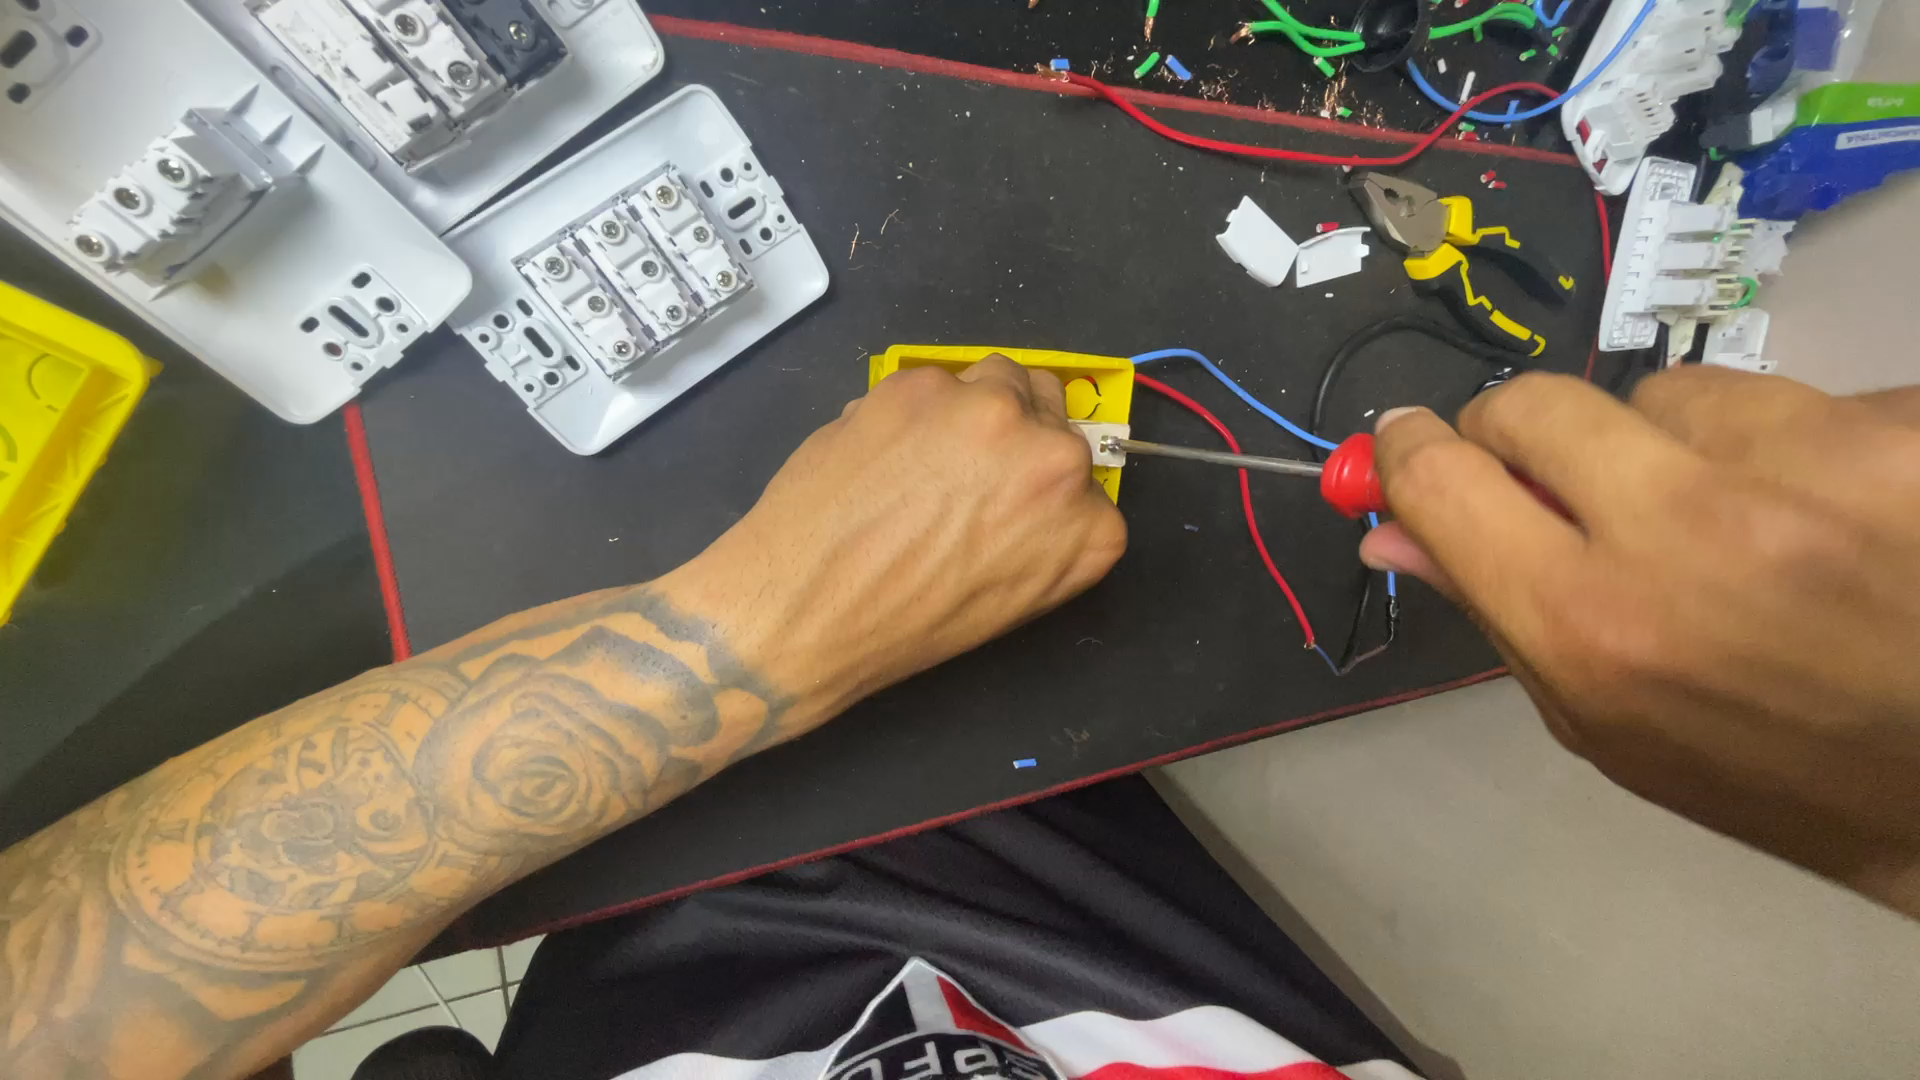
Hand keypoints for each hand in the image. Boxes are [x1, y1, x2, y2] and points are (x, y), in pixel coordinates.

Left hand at [677, 354, 1127, 728]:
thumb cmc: (908, 625)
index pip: (1090, 489)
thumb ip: (1045, 537)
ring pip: (1001, 380)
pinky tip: (884, 450)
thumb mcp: (1009, 600)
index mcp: (1090, 529)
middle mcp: (1057, 459)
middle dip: (1018, 439)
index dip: (1045, 495)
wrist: (804, 608)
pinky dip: (918, 410)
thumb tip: (1034, 490)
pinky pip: (938, 382)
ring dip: (975, 408)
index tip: (1010, 509)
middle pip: (1054, 416)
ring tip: (925, 455)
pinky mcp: (923, 384)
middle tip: (965, 477)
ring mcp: (990, 411)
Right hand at [1359, 368, 1919, 916]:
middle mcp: (1687, 530)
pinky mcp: (1918, 435)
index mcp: (1587, 618)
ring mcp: (1819, 471)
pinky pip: (1793, 399)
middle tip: (1544, 471)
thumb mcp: (1589, 713)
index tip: (1403, 439)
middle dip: (1510, 429)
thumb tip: (1387, 534)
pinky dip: (1779, 445)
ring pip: (1665, 393)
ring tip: (1723, 509)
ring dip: (1662, 441)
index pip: (1441, 478)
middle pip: (1532, 403)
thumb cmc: (1755, 770)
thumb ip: (1485, 608)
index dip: (1404, 447)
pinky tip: (1825, 510)